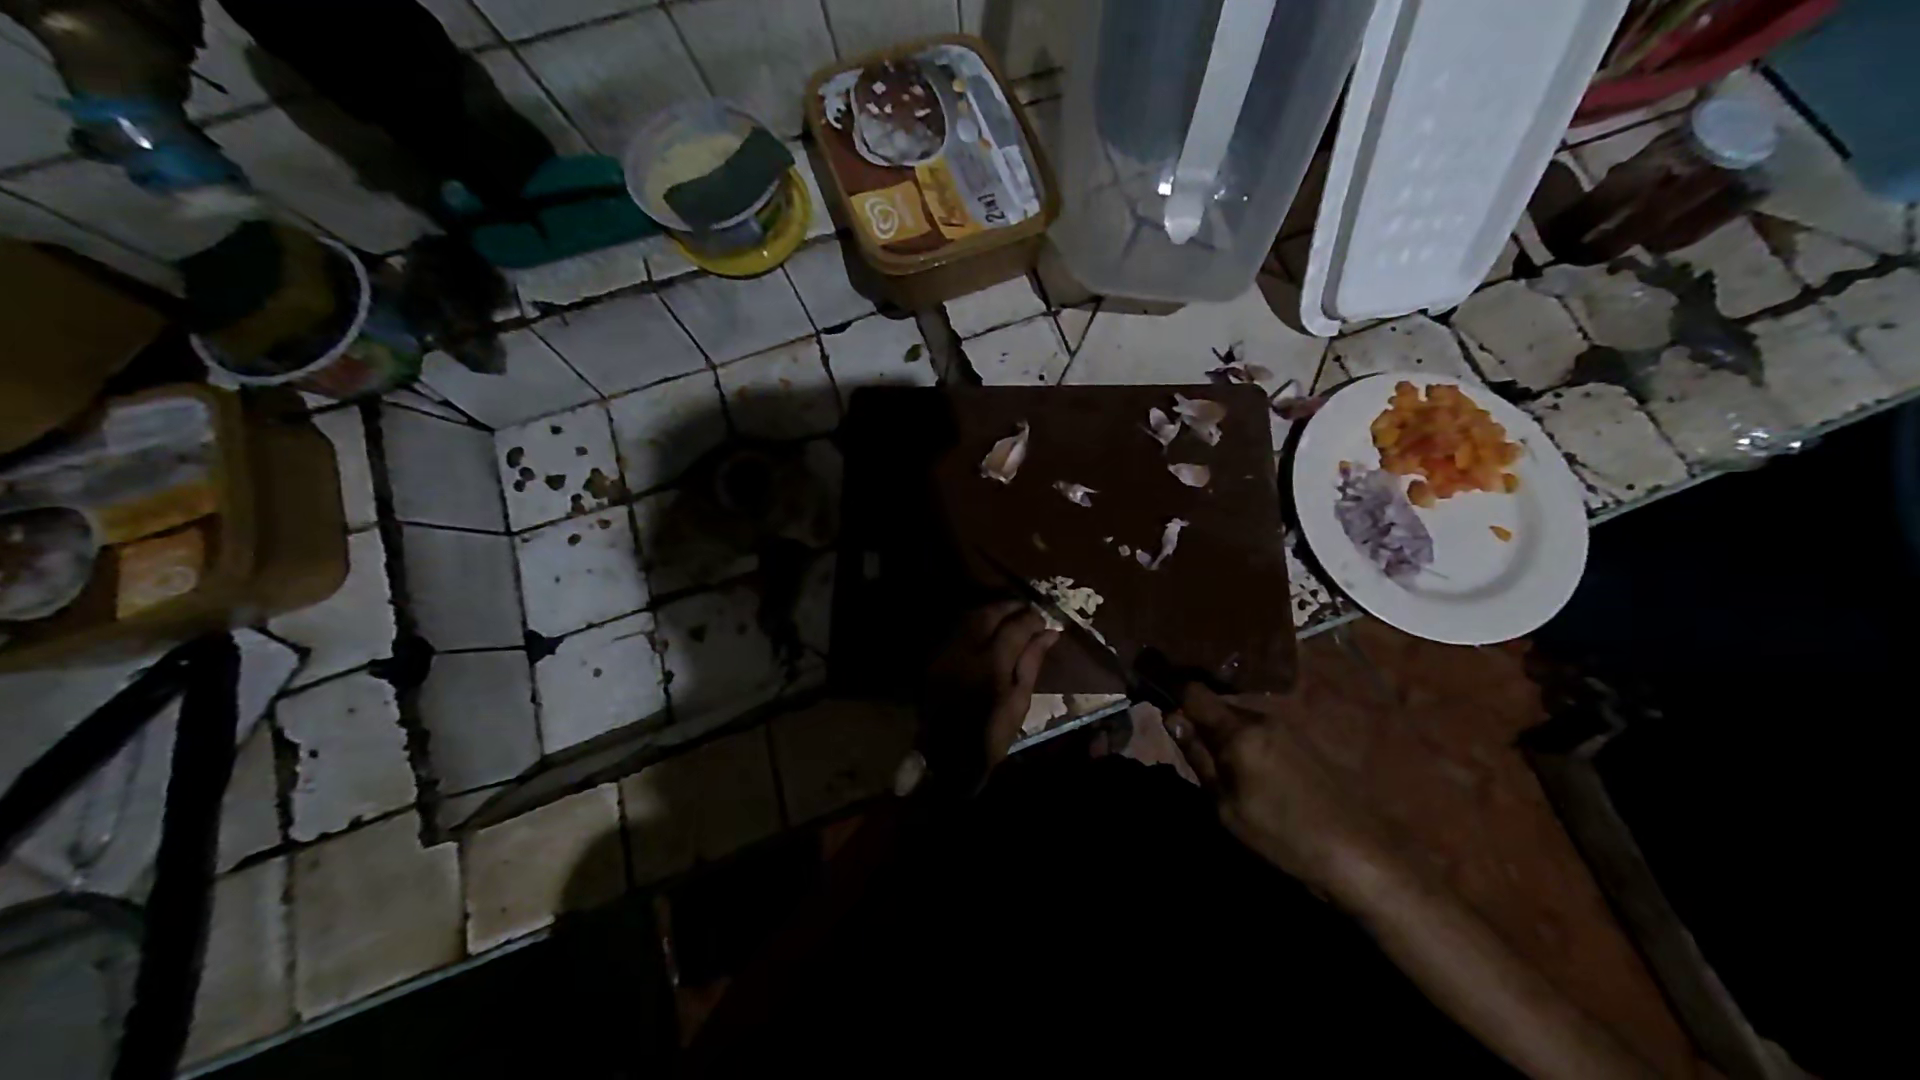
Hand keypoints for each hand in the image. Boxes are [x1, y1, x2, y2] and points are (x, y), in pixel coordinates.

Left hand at [923, 601, 1058, 784]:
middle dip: (1009, 607)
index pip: (1015, 626)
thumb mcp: (1020, 700)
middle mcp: (966, 649)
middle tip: (1025, 610)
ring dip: (990, 612)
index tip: (1043, 620)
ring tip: (1007, 615)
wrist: (952, 755)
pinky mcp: (934, 658)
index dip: (1031, 619)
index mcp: (992, 662)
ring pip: (969, 617)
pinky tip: (984, 629)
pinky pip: (956, 630)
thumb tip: (1049, 633)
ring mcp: (947, 651)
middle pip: (988, 613)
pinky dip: (972, 624)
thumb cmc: (994, 732)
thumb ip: (1032, 660)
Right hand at [1166, 685, 1386, 887]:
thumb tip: (1173, 719)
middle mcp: (1264, 718)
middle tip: (1188, 752)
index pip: (1195, 693)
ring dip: (1224, 736)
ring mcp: (1289, 728)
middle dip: (1199, 721)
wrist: (1361, 856)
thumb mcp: (1226, 806)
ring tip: (1220, 771)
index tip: (1157, 703)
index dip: (1172, 693)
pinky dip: (1247, 745)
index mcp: (1239, 731)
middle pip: (1218, 707)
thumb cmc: (1283, 836)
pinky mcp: (1306, 743)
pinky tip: (1252, 777)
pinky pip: (1262, 733)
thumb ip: (1198, 757)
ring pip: (1241, 721)